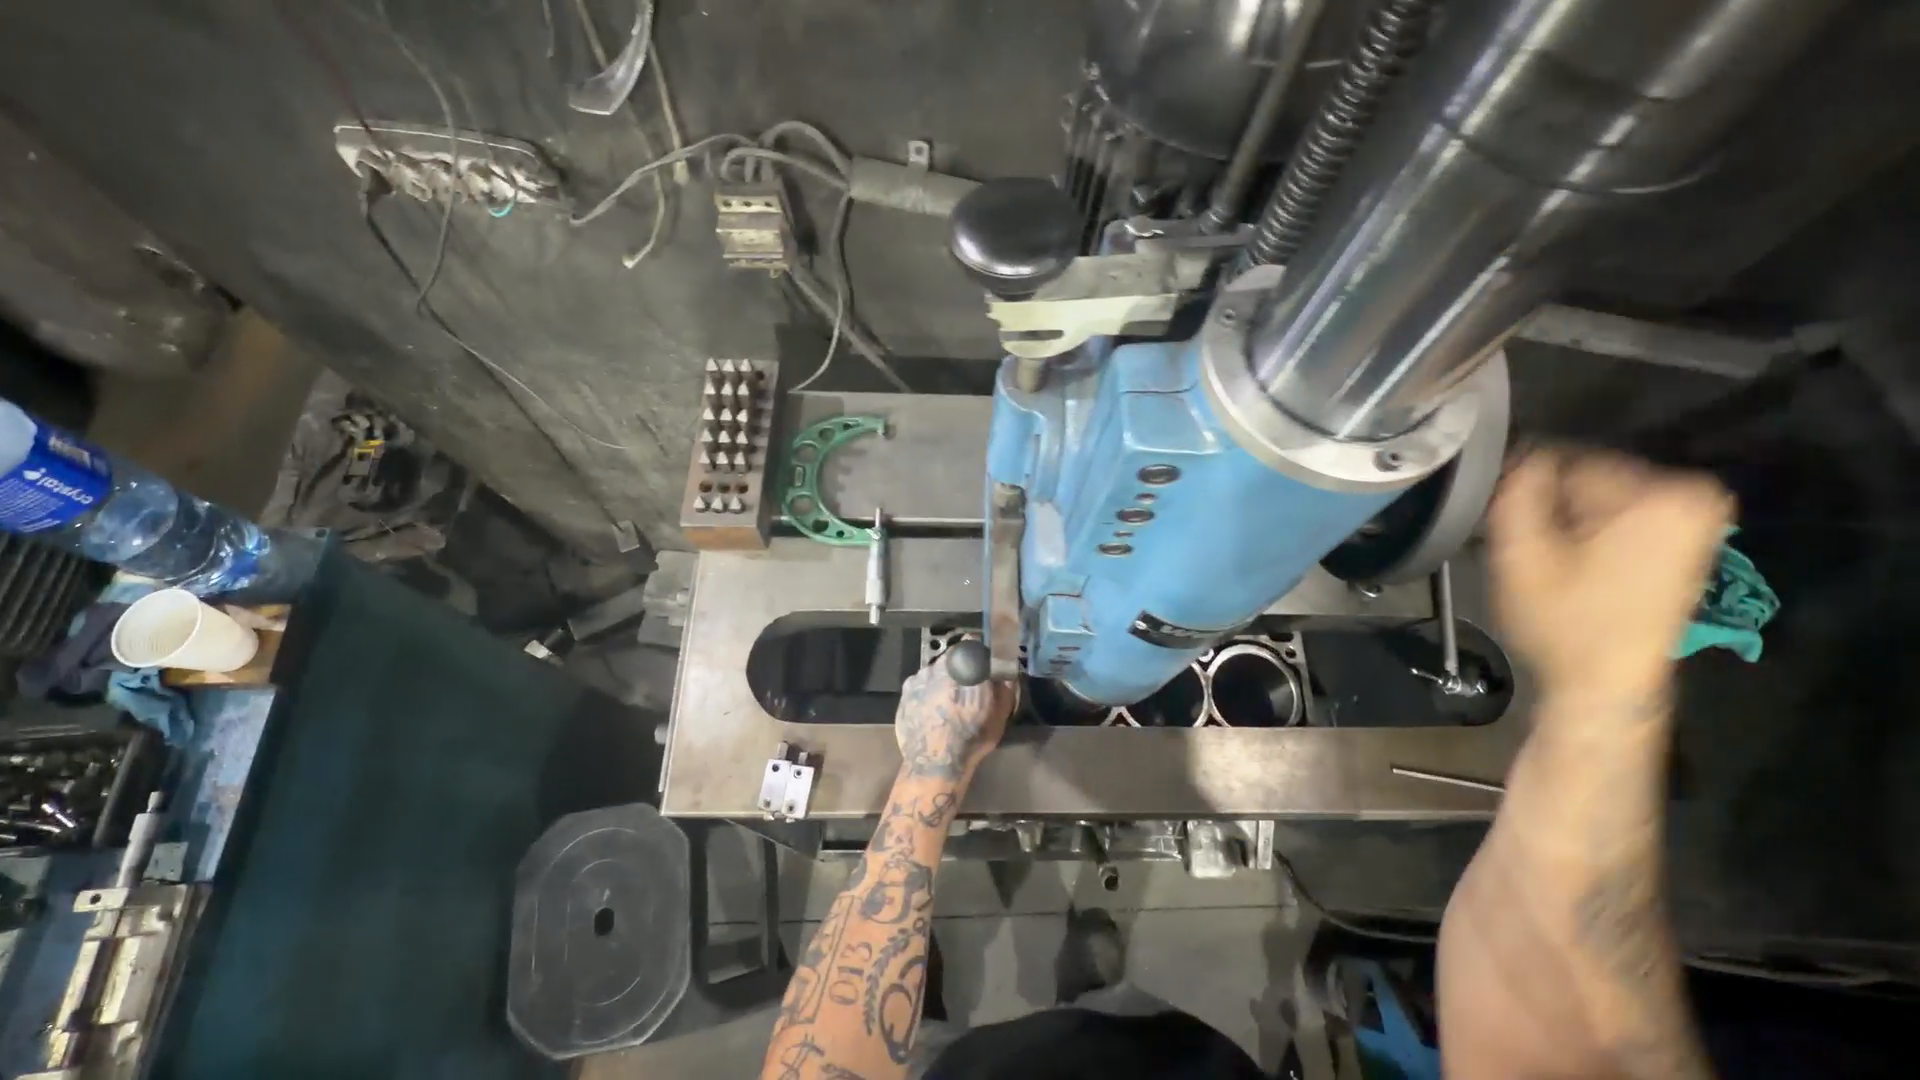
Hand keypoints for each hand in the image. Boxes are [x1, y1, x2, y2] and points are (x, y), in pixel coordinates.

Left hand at [895, 651, 1014, 781]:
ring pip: (934, 670)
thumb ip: (1004, 687)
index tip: (982, 663)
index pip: (971, 642)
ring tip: (948, 702)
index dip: (978, 651)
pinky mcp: (905, 692)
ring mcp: (918, 678)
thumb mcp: (999, 715)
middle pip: (951, 657)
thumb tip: (1005, 673)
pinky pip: (920, 685)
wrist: (934, 763)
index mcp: (964, 665)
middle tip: (966, 686)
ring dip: (942, 679)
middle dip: (959, 667)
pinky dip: (927, 691)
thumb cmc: (971, 738)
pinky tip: (932, 709)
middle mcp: (939, 665)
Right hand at [1490, 448, 1732, 699]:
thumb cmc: (1564, 621)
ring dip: (1569, 520)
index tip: (1511, 528)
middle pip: (1589, 477)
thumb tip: (1520, 455)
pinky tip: (1578, 567)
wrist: (1607, 683)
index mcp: (1660, 493)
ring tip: (1555, 563)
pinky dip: (1594, 532)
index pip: (1566, 461)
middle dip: (1554, 506)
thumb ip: (1517, 490)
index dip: (1528, 494)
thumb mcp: (1521, 553)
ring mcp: (1697, 519)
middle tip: (1533, 550)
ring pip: (1601, 496)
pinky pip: (1623, 514)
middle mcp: (1692, 497)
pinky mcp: (1690, 540)